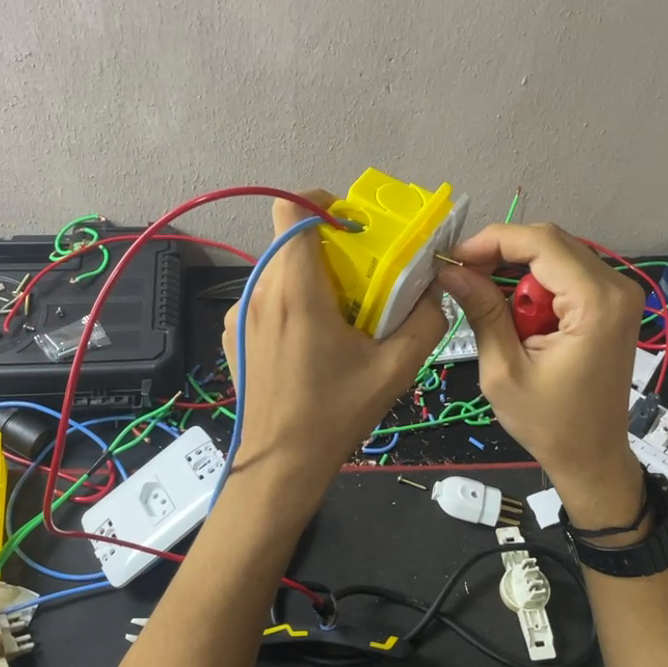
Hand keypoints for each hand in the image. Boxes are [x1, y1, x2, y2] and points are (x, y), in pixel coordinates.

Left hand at [221, 190, 445, 496]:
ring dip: (310, 279)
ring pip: (278, 271)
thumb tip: (435, 289)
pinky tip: (309, 345)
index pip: (293, 210)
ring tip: (337, 317)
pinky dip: (290, 305)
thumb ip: (426, 320)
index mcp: (297, 291)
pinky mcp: (233, 335)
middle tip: (360, 279)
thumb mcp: (395, 370)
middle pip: (291, 241)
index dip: (322, 201)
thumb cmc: (335, 415)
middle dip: (328, 248)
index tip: (352, 224)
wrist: (279, 464)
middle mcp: (260, 292)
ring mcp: (240, 314)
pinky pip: (265, 300)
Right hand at [438, 222, 646, 530]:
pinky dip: (534, 283)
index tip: (453, 259)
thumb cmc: (549, 424)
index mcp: (596, 303)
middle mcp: (616, 287)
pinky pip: (567, 275)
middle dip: (501, 252)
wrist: (591, 456)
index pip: (540, 244)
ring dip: (515, 268)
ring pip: (557, 255)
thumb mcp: (504, 371)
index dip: (492, 241)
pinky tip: (509, 306)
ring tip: (478, 292)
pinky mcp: (612, 305)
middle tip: (460, 275)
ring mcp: (618, 295)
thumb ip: (482, 312)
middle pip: (550, 242)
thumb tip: (450, 271)